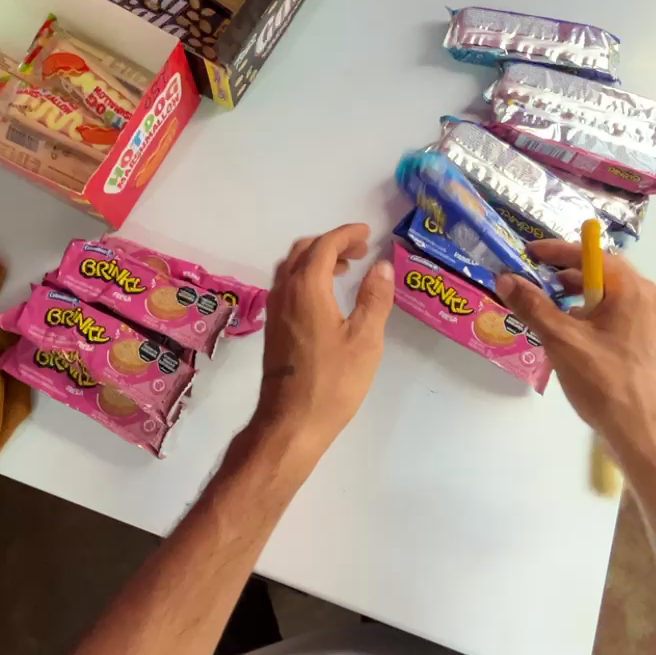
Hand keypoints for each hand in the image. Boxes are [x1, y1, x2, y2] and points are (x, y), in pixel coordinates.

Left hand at [252, 223, 394, 456]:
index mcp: (306, 287)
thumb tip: (381, 265)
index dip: (346, 234)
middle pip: (303, 250)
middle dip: (332, 243)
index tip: (367, 233)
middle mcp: (284, 291)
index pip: (325, 246)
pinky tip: (326, 296)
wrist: (291, 420)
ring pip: (291, 267)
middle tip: (360, 250)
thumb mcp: (365, 339)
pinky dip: (306, 276)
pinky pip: (287, 284)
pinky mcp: (274, 326)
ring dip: (317, 259)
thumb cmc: (333, 381)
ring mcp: (275, 309)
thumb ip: (374, 298)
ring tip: (346, 269)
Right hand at [495, 242, 655, 462]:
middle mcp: (650, 301)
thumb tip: (505, 278)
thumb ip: (532, 306)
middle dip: (566, 276)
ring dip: (577, 300)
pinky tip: (572, 341)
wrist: (652, 440)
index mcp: (634, 291)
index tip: (528, 253)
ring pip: (610, 300)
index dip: (557, 251)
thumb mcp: (562, 341)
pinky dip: (592, 319)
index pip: (593, 255)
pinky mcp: (652, 349)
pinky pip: (618, 320)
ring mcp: (655, 327)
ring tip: (548, 313)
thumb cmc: (608, 383)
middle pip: (603, 275)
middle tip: (534, 282)